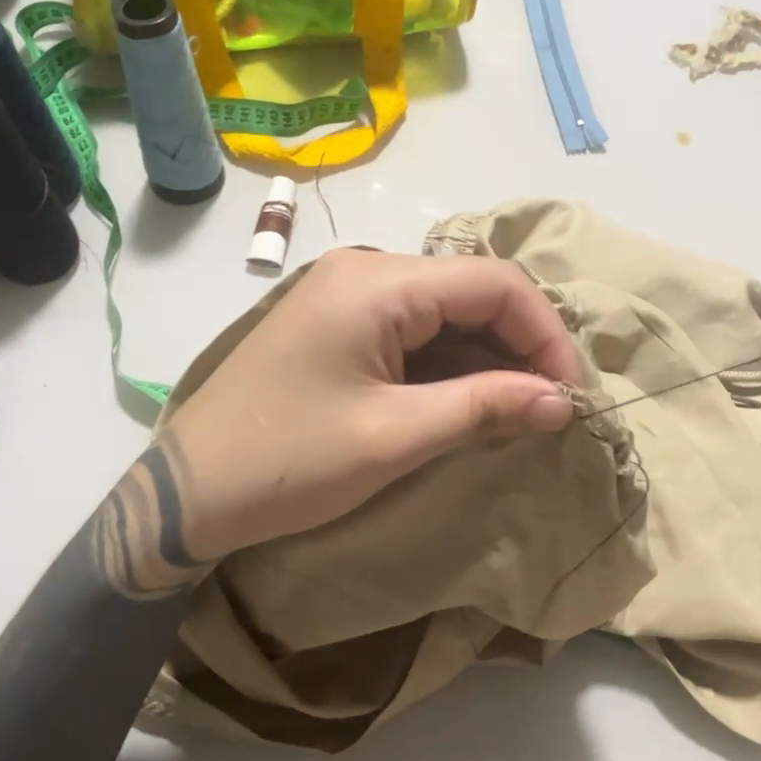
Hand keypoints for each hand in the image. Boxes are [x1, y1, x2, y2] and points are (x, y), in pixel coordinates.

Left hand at [165, 248, 579, 560]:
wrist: (191, 490)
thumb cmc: (290, 463)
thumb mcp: (395, 438)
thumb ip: (484, 408)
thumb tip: (561, 401)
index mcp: (377, 283)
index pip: (494, 283)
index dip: (545, 334)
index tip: (569, 395)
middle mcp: (362, 271)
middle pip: (470, 290)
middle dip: (519, 344)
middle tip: (548, 405)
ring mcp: (342, 295)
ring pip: (442, 310)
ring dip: (485, 355)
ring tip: (517, 409)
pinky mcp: (332, 325)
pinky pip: (409, 329)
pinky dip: (446, 361)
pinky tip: (466, 399)